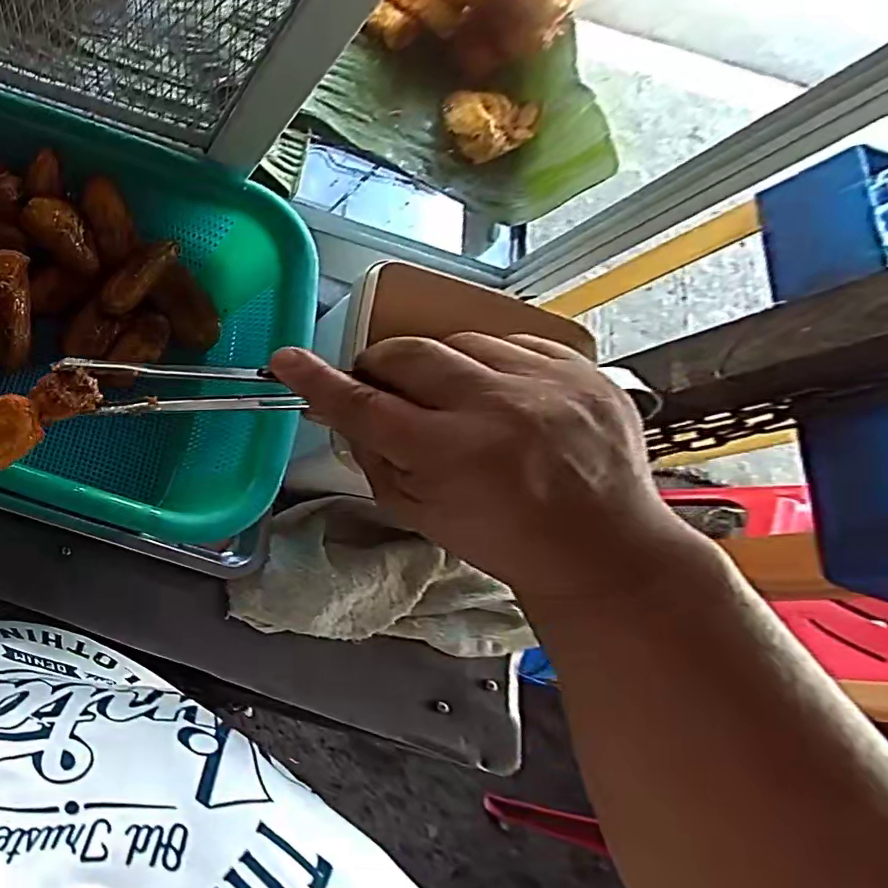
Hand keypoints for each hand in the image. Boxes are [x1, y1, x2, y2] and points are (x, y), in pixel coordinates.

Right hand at [270, 335, 694, 599]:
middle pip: (405, 355)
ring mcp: (547, 383)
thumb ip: (369, 451)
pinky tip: (493, 393)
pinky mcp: (582, 370)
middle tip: (379, 389)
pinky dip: (485, 362)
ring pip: (455, 341)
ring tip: (448, 398)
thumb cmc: (494, 535)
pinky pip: (509, 340)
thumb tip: (337, 408)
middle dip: (377, 367)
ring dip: (434, 366)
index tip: (285, 360)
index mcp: (449, 454)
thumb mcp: (411, 507)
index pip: (362, 404)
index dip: (317, 380)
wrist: (602, 547)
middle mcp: (497, 408)